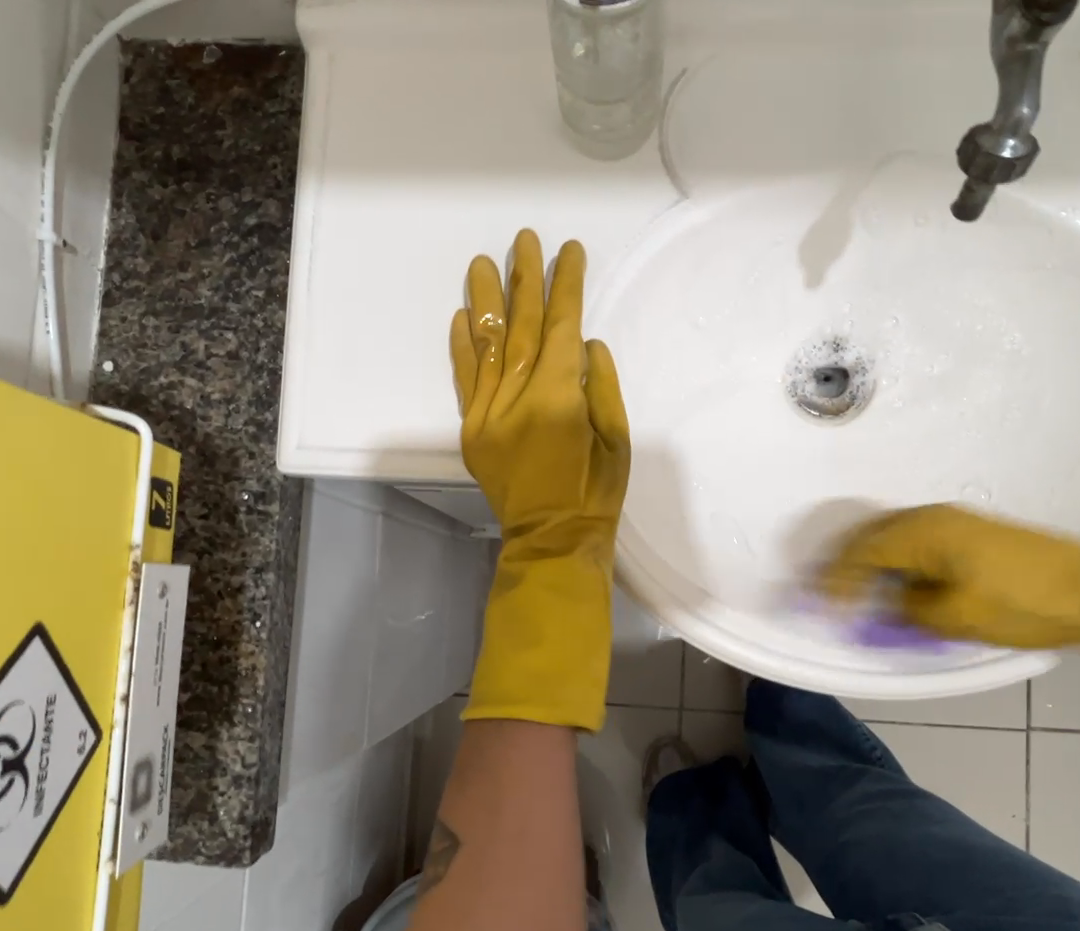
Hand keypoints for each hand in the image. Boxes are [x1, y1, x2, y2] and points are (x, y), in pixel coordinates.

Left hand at [452, 229, 629, 731]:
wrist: (551, 542)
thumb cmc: (596, 495)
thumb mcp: (617, 440)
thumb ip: (600, 386)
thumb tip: (584, 343)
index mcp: (558, 399)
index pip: (560, 327)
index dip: (566, 286)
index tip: (570, 251)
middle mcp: (516, 399)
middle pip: (519, 326)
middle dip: (525, 279)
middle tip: (525, 239)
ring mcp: (487, 415)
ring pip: (486, 346)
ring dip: (486, 301)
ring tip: (484, 262)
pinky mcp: (470, 432)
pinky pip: (464, 381)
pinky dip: (462, 347)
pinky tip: (462, 316)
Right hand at [818, 504, 1079, 649]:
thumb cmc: (1023, 604)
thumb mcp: (953, 617)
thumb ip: (904, 610)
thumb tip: (879, 606)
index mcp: (922, 533)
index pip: (860, 552)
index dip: (834, 579)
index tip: (819, 605)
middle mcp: (934, 518)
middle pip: (872, 537)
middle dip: (846, 565)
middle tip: (828, 594)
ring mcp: (958, 522)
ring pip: (895, 537)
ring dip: (872, 562)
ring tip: (859, 592)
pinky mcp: (977, 533)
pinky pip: (917, 541)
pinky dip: (897, 561)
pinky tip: (900, 582)